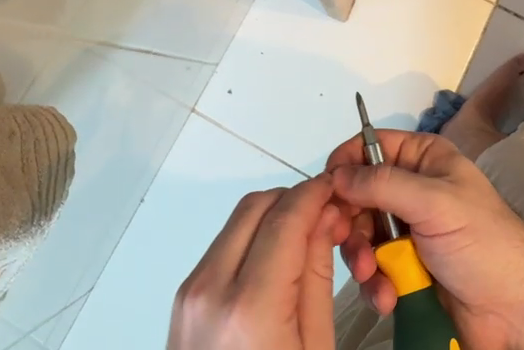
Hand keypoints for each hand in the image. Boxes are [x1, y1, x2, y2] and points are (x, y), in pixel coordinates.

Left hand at [168, 176, 347, 349]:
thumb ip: (318, 276)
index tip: (341, 188)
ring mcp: (189, 294)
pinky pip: (223, 247)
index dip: (317, 193)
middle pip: (256, 206)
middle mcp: (210, 289)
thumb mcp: (315, 349)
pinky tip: (279, 262)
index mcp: (249, 308)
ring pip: (237, 222)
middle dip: (295, 200)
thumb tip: (326, 217)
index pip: (287, 217)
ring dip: (274, 217)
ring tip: (308, 239)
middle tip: (328, 216)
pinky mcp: (182, 301)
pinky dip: (253, 239)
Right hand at [326, 130, 523, 349]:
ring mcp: (409, 231)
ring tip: (374, 278)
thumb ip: (383, 184)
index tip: (326, 188)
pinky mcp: (406, 268)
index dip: (346, 163)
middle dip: (352, 222)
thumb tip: (337, 173)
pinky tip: (388, 298)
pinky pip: (374, 269)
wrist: (516, 308)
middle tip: (348, 242)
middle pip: (359, 194)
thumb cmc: (483, 243)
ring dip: (362, 259)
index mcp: (424, 159)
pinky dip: (375, 284)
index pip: (372, 146)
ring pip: (362, 235)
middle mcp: (413, 190)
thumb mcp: (435, 202)